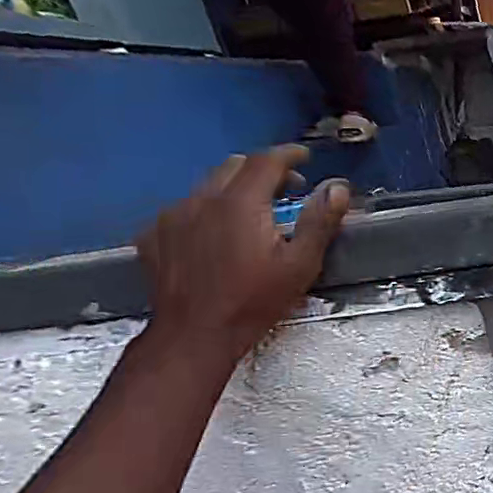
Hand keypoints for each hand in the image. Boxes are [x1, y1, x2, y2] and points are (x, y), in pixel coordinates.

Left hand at [134, 145, 349, 362]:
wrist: (193, 337)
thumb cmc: (253, 303)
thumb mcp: (299, 266)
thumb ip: (319, 222)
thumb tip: (338, 188)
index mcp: (241, 202)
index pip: (266, 160)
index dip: (288, 155)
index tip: (303, 158)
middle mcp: (203, 199)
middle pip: (234, 166)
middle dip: (262, 170)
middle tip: (283, 191)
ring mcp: (173, 216)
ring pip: (207, 186)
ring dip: (232, 190)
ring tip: (249, 215)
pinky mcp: (154, 235)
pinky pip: (183, 209)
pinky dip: (204, 213)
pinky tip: (213, 238)